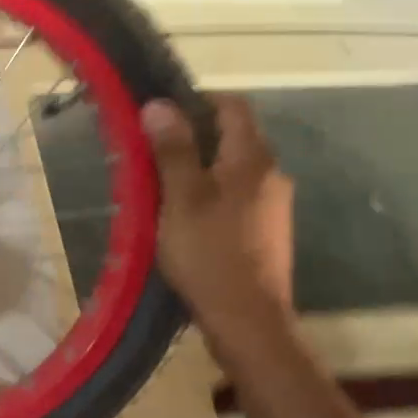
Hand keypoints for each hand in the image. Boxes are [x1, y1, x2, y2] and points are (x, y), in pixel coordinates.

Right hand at [142, 95, 294, 324]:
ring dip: (196, 164)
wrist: (247, 318)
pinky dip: (207, 189)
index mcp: (252, 159)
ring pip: (230, 165)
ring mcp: (271, 202)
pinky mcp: (263, 227)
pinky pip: (233, 191)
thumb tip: (159, 104)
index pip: (232, 105)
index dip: (195, 100)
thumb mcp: (181, 197)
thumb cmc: (209, 253)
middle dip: (190, 133)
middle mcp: (270, 173)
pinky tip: (181, 212)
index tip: (157, 112)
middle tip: (147, 147)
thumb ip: (172, 150)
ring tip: (157, 181)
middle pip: (232, 135)